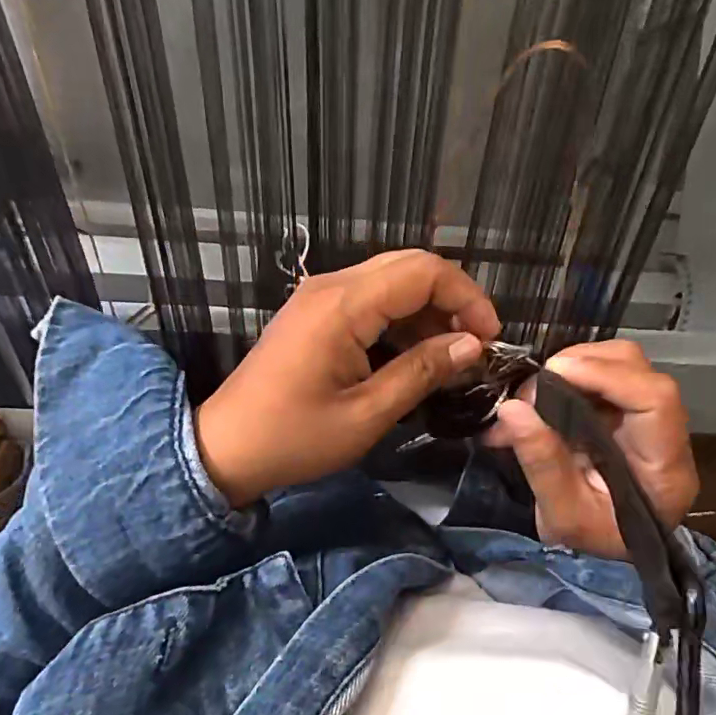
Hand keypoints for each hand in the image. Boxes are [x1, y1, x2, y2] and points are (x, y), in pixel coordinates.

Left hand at [195, 250, 500, 506]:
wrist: (226, 448)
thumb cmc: (294, 438)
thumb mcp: (367, 414)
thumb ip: (421, 372)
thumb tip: (471, 346)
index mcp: (343, 305)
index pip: (424, 271)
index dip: (467, 297)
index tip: (489, 339)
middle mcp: (331, 285)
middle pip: (409, 266)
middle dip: (452, 299)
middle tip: (475, 345)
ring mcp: (319, 296)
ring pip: (391, 280)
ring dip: (428, 309)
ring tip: (451, 355)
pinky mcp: (314, 312)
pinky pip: (369, 299)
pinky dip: (400, 318)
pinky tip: (414, 353)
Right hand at [483, 339, 697, 560]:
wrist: (608, 554)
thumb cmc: (593, 541)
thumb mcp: (562, 515)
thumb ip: (542, 464)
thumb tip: (512, 409)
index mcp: (665, 467)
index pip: (655, 400)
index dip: (607, 375)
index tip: (553, 373)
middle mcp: (666, 434)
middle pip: (639, 370)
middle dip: (581, 366)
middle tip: (532, 390)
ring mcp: (649, 418)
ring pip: (623, 364)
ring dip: (574, 368)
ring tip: (534, 394)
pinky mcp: (629, 411)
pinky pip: (606, 375)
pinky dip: (571, 377)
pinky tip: (543, 396)